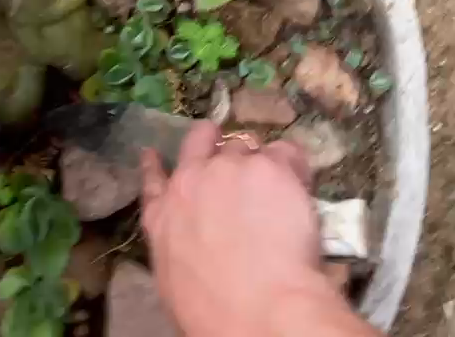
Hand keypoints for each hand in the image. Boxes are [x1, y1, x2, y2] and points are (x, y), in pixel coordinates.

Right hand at [140, 121, 341, 335]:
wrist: (262, 312)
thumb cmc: (215, 315)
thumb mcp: (174, 282)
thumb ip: (175, 245)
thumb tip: (189, 240)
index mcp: (164, 215)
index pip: (153, 179)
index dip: (155, 164)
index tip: (153, 153)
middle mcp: (194, 179)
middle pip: (201, 138)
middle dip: (214, 139)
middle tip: (233, 157)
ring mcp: (232, 167)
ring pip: (246, 145)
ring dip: (258, 162)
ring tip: (277, 186)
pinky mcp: (271, 167)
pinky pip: (285, 153)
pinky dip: (293, 165)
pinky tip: (301, 184)